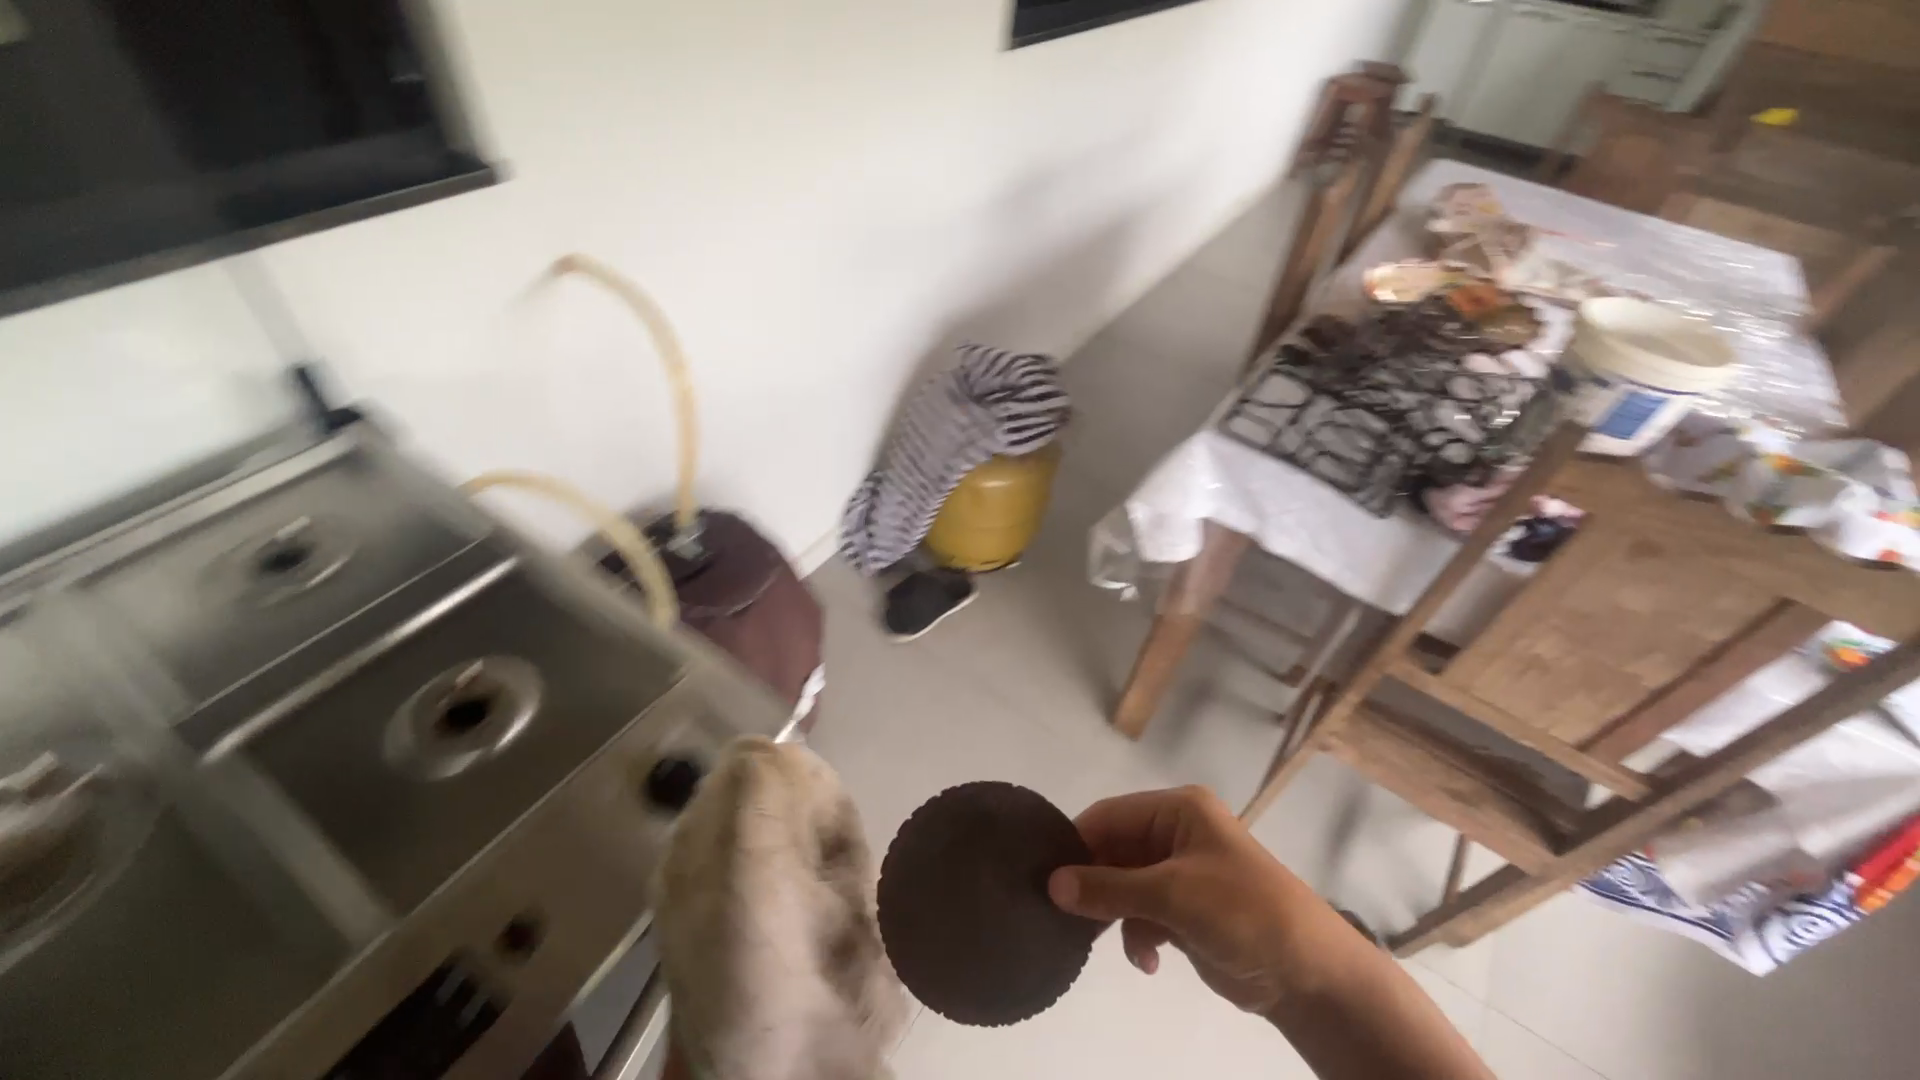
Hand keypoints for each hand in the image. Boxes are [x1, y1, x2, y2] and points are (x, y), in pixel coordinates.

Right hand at [1047, 786, 1347, 1016]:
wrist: (1310, 972)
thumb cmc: (1243, 911)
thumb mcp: (1173, 894)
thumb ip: (1109, 888)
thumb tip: (1052, 885)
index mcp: (1178, 811)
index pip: (1109, 816)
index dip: (1077, 844)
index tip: (1047, 877)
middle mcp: (1176, 834)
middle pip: (1114, 852)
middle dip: (1096, 886)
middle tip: (1068, 917)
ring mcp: (1181, 873)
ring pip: (1124, 886)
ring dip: (1116, 916)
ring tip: (1110, 942)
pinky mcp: (1186, 911)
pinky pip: (1142, 914)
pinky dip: (1137, 935)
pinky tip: (1147, 961)